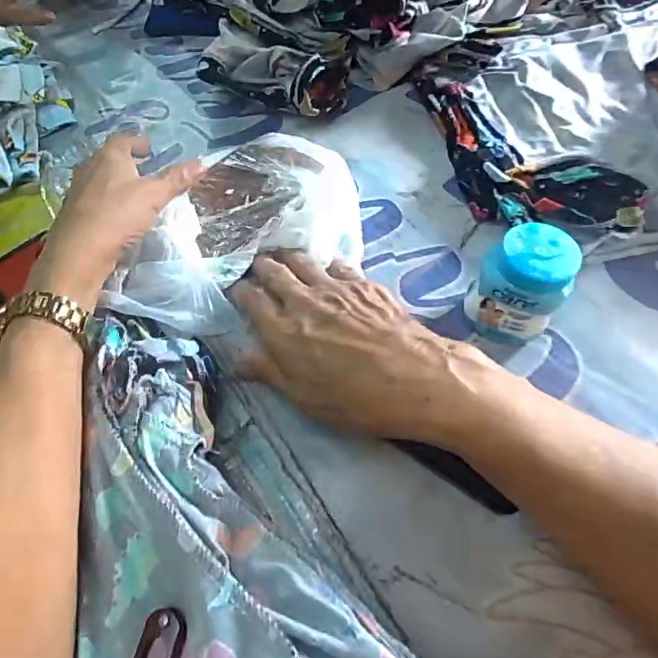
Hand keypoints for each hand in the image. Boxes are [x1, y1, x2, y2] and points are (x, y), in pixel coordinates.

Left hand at [31, 134, 204, 305]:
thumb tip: (202, 163)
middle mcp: (89, 166)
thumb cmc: (118, 215)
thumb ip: (176, 179)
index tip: (151, 150)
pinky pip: (93, 198)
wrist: (79, 252)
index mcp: (109, 155)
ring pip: (100, 178)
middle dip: (127, 162)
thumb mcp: (153, 196)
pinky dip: (106, 200)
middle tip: (144, 170)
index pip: (125, 139)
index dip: (139, 142)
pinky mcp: (73, 212)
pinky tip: (116, 214)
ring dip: (115, 182)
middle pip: (110, 158)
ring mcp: (78, 189)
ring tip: (132, 193)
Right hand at [230, 252, 507, 446]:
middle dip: (259, 267)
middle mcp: (303, 300)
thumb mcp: (306, 398)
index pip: (249, 297)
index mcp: (283, 331)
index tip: (237, 292)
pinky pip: (335, 263)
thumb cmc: (358, 401)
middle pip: (271, 269)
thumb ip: (270, 372)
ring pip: (301, 258)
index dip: (239, 290)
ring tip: (284, 260)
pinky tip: (327, 271)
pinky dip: (323, 264)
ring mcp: (335, 287)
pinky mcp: (363, 282)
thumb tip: (237, 360)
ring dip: (287, 257)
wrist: (421, 380)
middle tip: (257, 270)